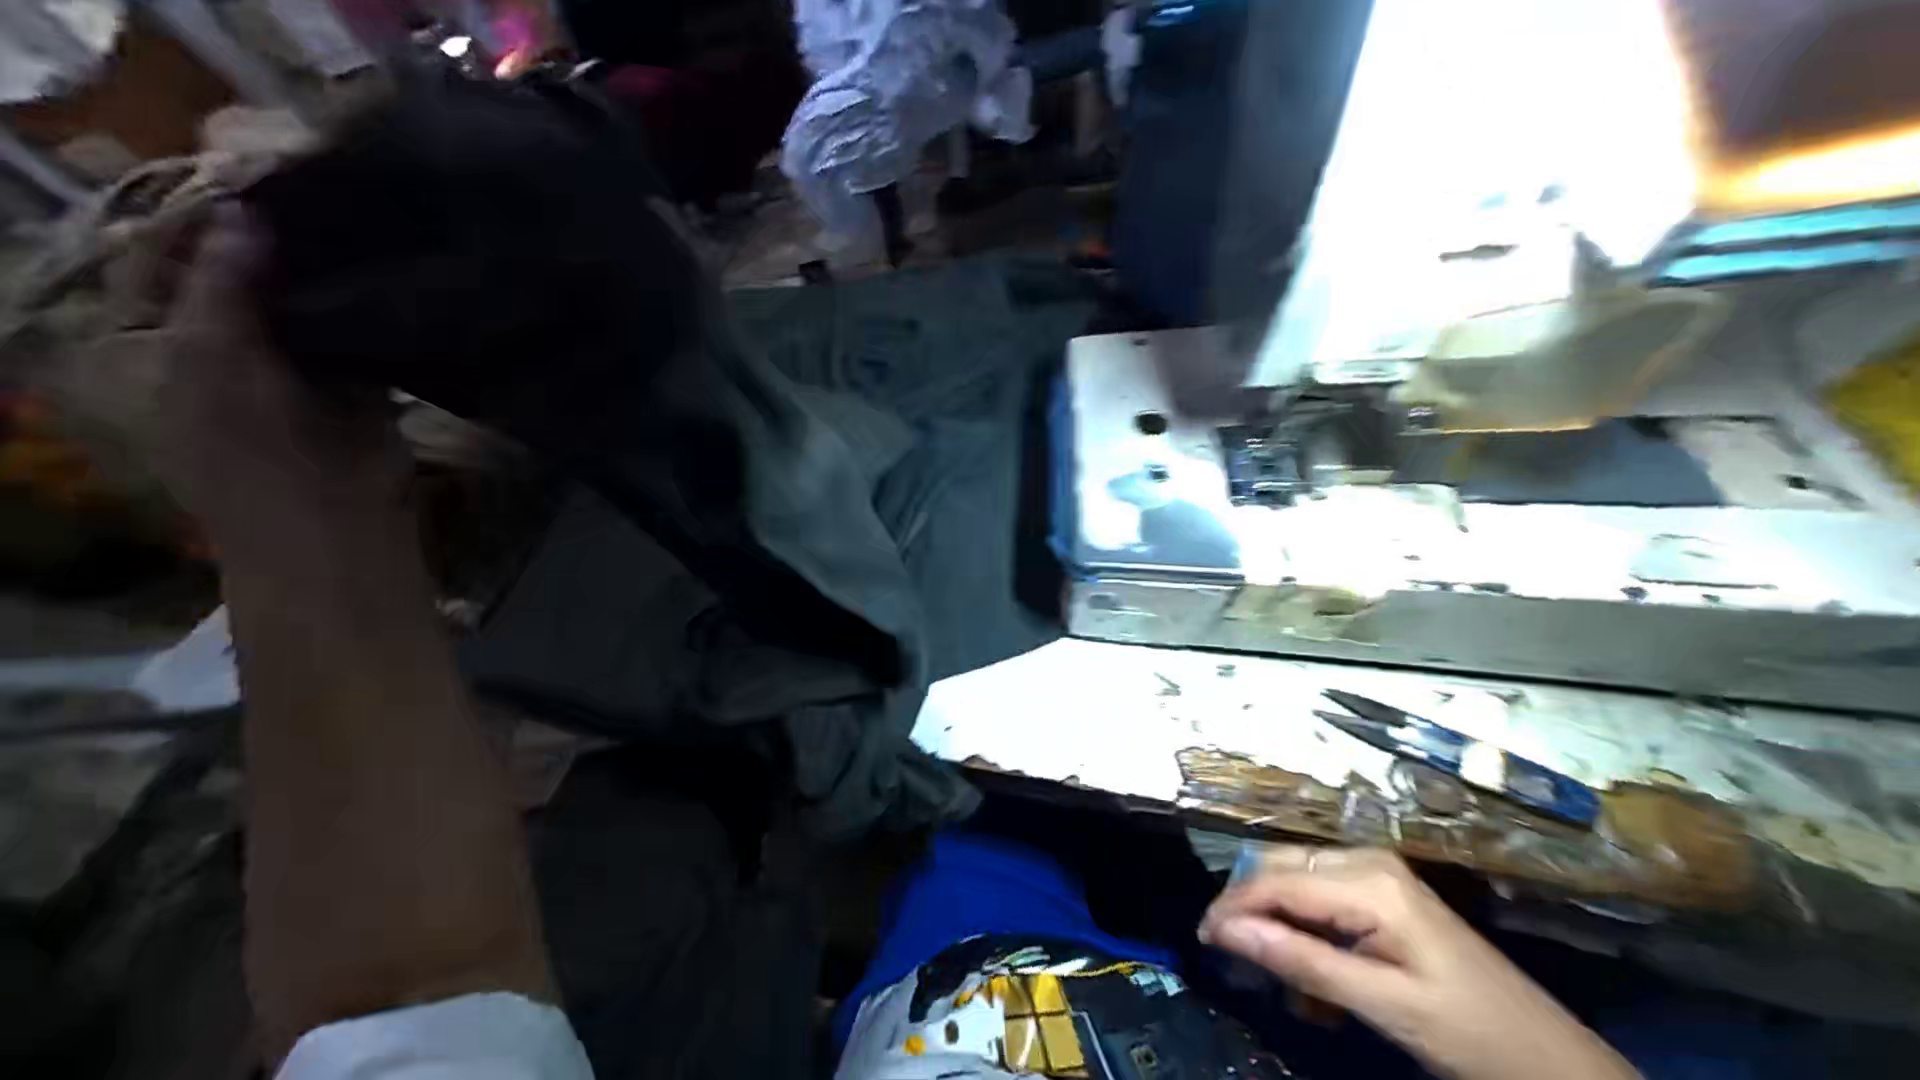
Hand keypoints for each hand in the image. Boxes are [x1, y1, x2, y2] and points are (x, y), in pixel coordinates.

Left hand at [152, 203, 407, 559]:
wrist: (333, 526)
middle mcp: (236, 347)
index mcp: (173, 340)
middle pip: (252, 281)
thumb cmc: (251, 452)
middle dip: (281, 246)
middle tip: (319, 202)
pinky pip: (363, 339)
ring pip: (311, 307)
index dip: (209, 225)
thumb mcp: (213, 360)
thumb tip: (244, 213)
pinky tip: (392, 282)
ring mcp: (302, 369)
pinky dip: (373, 314)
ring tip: (362, 231)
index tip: (257, 186)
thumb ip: (224, 288)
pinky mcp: (361, 387)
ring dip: (332, 278)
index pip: (179, 262)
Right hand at [1200, 847, 1638, 1079]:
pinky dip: (1302, 933)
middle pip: (1278, 868)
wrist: (1553, 1059)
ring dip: (1276, 926)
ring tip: (1280, 984)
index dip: (1231, 906)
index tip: (1203, 941)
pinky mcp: (1379, 891)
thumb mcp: (1383, 1004)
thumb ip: (1301, 961)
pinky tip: (1312, 980)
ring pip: (1291, 880)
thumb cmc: (1471, 1033)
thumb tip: (1224, 930)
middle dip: (1249, 911)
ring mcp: (1374, 872)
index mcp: (1368, 881)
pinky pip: (1316, 896)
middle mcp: (1365, 860)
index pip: (1274, 880)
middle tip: (1233, 961)